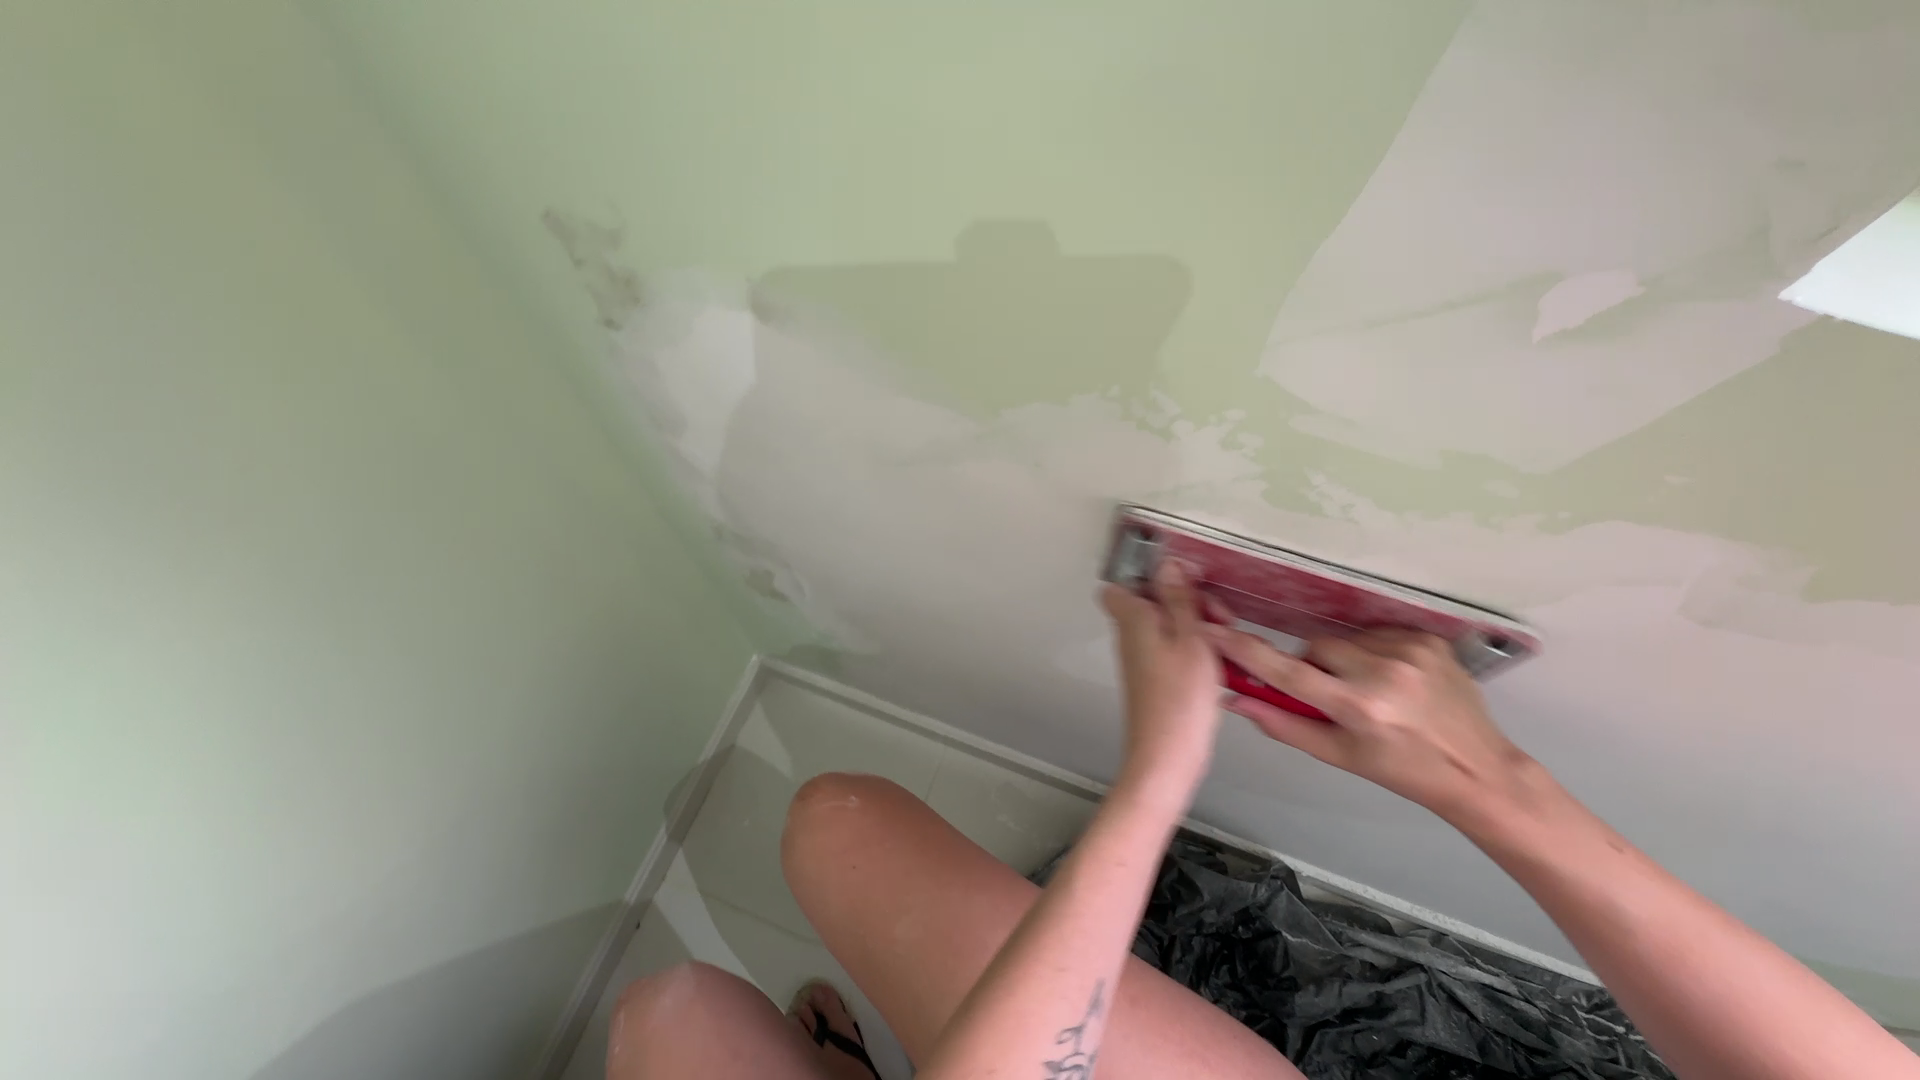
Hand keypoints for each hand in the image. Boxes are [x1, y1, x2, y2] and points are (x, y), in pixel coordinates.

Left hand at [1101, 561, 1224, 795]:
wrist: (1167, 755)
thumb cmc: (1180, 697)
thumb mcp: (1191, 637)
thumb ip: (1178, 598)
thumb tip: (1166, 564)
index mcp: (1133, 619)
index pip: (1121, 583)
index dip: (1150, 575)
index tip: (1187, 580)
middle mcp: (1130, 636)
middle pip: (1152, 601)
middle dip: (1187, 600)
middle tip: (1219, 617)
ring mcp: (1141, 658)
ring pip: (1167, 624)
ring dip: (1197, 625)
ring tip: (1226, 641)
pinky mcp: (1154, 677)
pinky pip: (1172, 647)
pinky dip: (1195, 648)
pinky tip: (1218, 662)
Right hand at [1201, 626, 1534, 817]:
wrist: (1478, 769)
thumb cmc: (1402, 770)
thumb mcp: (1340, 756)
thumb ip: (1284, 725)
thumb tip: (1237, 699)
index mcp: (1359, 707)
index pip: (1288, 673)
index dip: (1246, 652)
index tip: (1216, 633)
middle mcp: (1384, 673)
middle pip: (1316, 648)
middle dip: (1315, 668)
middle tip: (1334, 696)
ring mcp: (1410, 651)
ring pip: (1346, 640)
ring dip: (1346, 659)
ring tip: (1372, 689)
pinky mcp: (1429, 639)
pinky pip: (1377, 634)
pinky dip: (1375, 652)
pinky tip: (1394, 678)